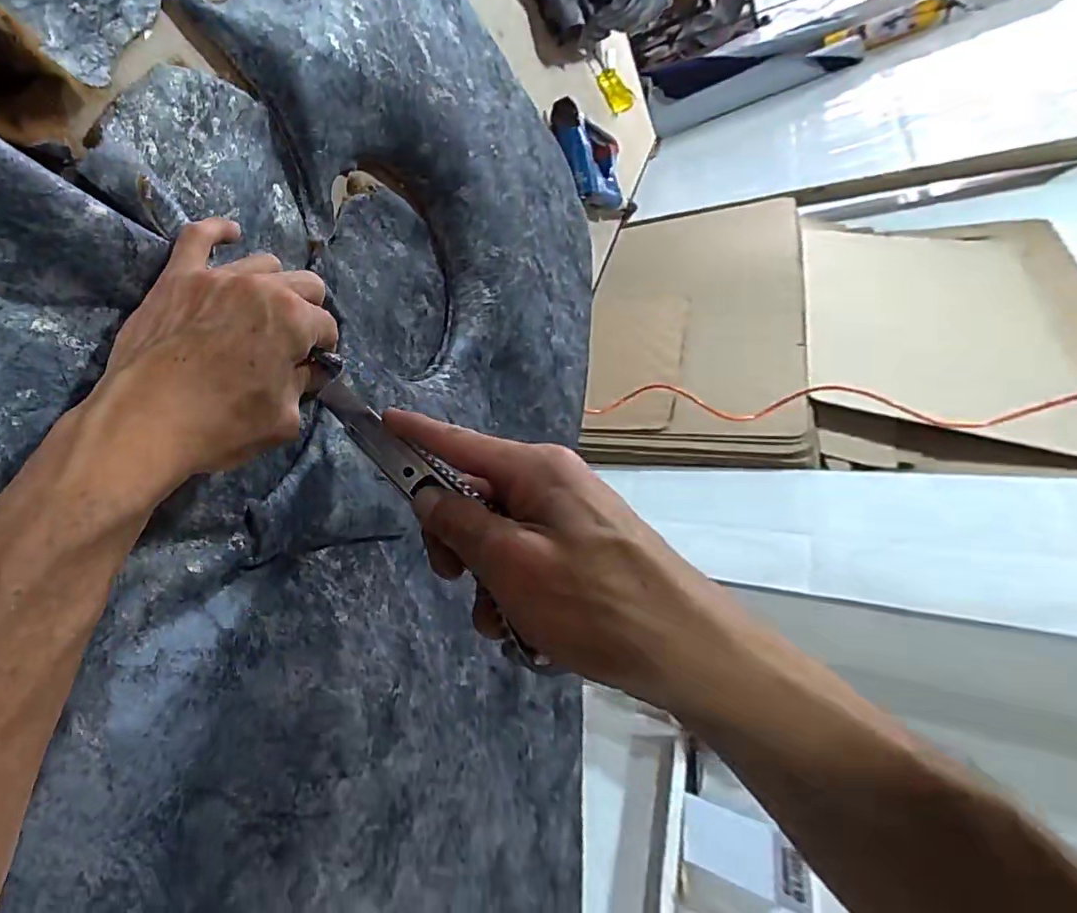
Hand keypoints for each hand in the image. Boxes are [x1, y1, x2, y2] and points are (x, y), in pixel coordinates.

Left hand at [88, 218, 337, 485]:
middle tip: (292, 340)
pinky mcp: (178, 277)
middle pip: (305, 285)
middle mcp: (262, 288)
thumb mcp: (282, 421)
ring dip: (272, 286)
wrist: (146, 422)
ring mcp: (218, 277)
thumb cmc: (220, 426)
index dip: (323, 348)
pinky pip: (197, 237)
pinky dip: (217, 231)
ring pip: (263, 264)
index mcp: (294, 320)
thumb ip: (303, 388)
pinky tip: (230, 232)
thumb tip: (308, 370)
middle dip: (309, 312)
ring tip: (260, 310)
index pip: (326, 326)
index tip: (311, 364)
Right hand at [381, 410, 751, 710]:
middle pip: (475, 496)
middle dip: (457, 540)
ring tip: (507, 623)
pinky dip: (518, 594)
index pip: (459, 442)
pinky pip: (528, 561)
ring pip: (498, 537)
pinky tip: (531, 632)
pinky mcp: (583, 551)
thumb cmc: (595, 603)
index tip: (382, 421)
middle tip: (455, 579)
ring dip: (489, 581)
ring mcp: (570, 517)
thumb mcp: (512, 564)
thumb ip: (460, 524)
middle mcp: (552, 483)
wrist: (693, 655)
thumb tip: (427, 494)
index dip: (417, 434)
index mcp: (535, 470)